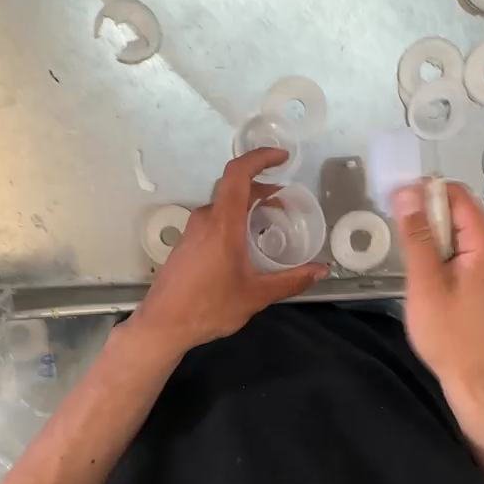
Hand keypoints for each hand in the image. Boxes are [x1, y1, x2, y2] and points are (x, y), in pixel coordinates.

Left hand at [129, 149, 328, 354]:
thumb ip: (291, 281)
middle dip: (262, 190)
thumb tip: (321, 271)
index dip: (260, 158)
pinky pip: (214, 222)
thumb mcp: (256, 296)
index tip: (282, 158)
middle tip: (286, 205)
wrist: (163, 326)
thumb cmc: (209, 308)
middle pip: (234, 190)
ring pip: (224, 207)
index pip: (238, 173)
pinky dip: (234, 222)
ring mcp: (192, 231)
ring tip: (269, 226)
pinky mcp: (185, 244)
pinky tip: (245, 247)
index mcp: (223, 224)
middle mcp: (205, 220)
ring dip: (247, 208)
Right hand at [392, 179, 483, 391]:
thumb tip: (408, 191)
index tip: (395, 206)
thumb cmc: (448, 333)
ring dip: (429, 235)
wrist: (472, 375)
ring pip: (455, 231)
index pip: (456, 195)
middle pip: (457, 210)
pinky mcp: (482, 277)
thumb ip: (416, 235)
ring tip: (409, 258)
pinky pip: (458, 249)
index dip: (424, 193)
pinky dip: (438, 252)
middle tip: (399, 237)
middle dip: (425, 214)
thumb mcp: (425, 282)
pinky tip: (423, 271)